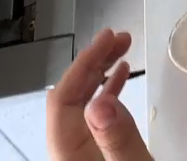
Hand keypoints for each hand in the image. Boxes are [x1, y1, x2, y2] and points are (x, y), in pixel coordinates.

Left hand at [48, 28, 151, 160]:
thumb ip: (116, 137)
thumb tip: (100, 103)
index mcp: (67, 151)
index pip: (62, 98)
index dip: (82, 62)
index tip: (108, 37)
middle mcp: (67, 148)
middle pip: (70, 96)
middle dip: (94, 60)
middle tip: (121, 37)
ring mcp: (79, 149)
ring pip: (82, 102)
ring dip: (101, 70)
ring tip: (124, 47)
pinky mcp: (94, 151)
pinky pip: (94, 114)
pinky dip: (108, 88)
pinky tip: (121, 74)